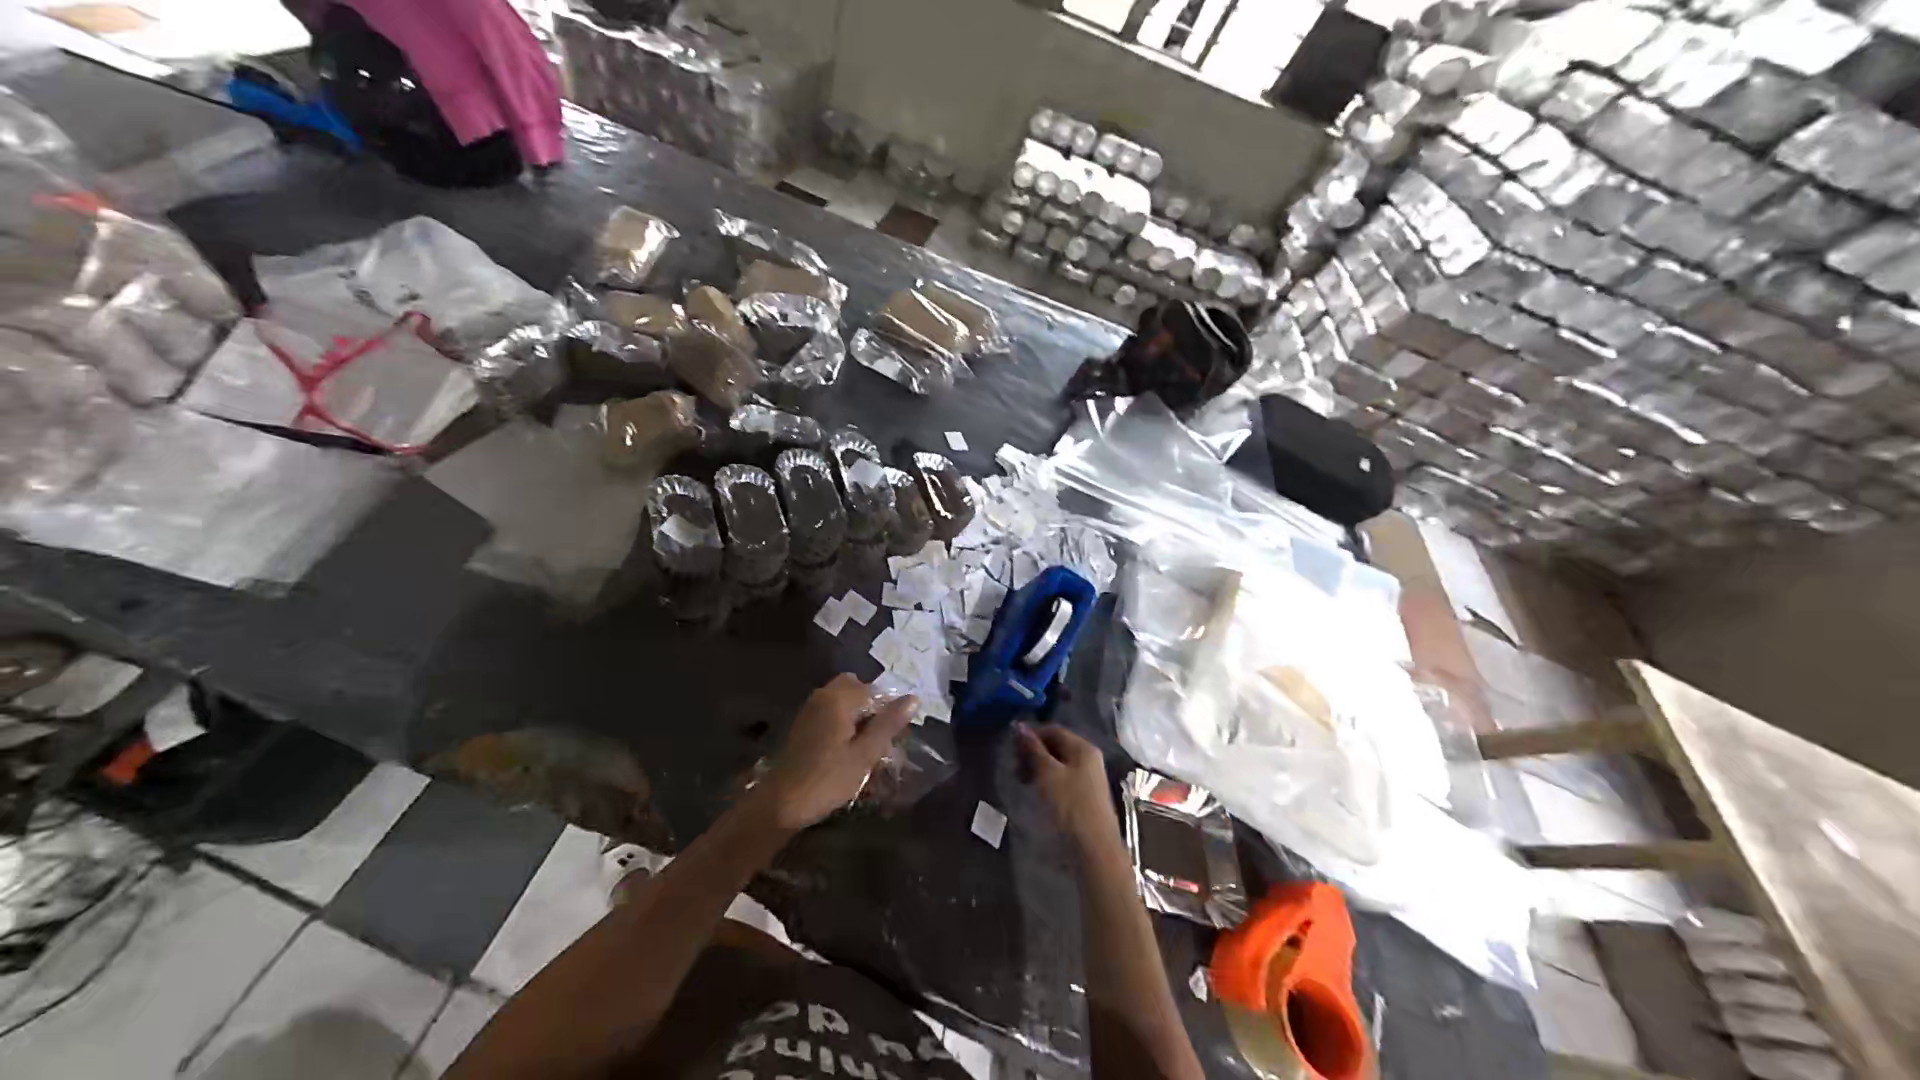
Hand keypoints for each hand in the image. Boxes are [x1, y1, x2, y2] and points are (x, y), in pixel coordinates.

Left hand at [757, 674, 916, 830]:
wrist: (780, 804)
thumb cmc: (827, 780)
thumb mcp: (864, 755)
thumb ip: (888, 724)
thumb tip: (913, 698)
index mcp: (838, 699)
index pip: (875, 690)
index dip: (889, 710)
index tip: (894, 736)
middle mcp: (823, 695)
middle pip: (856, 688)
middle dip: (872, 707)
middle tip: (880, 737)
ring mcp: (810, 709)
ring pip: (843, 699)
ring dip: (858, 714)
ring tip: (867, 745)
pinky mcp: (804, 724)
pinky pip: (831, 710)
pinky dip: (843, 721)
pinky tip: (848, 748)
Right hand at [1017, 723, 1118, 845]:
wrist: (1094, 847)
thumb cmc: (1070, 805)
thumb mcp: (1048, 774)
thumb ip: (1033, 749)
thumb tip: (1019, 726)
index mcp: (1083, 748)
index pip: (1053, 730)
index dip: (1031, 734)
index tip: (1011, 746)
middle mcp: (1089, 758)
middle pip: (1056, 745)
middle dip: (1034, 752)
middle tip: (1014, 766)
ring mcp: (1088, 777)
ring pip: (1058, 763)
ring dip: (1038, 767)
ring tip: (1022, 780)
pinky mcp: (1085, 794)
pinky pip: (1062, 778)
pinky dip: (1047, 780)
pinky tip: (1036, 791)